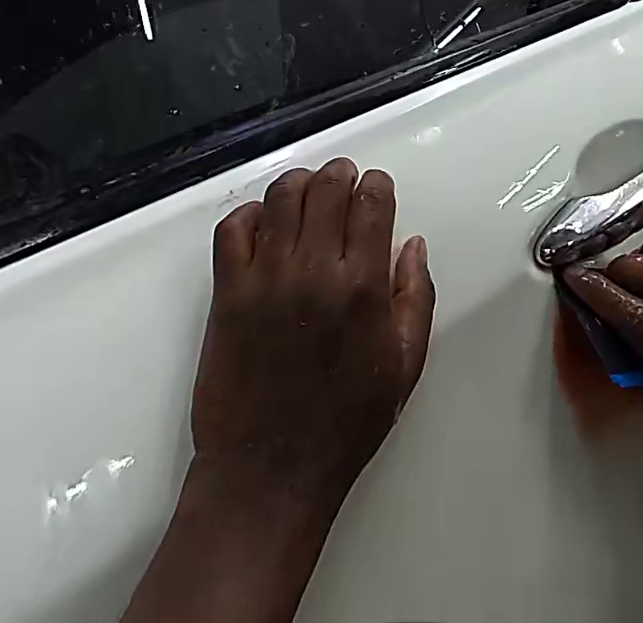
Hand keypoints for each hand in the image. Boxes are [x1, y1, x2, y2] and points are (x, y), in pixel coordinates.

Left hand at [191, 159, 436, 506]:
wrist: (270, 469)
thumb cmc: (345, 423)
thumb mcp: (404, 366)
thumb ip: (415, 297)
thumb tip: (412, 245)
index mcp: (361, 287)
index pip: (371, 204)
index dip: (377, 185)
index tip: (377, 186)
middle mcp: (312, 271)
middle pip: (325, 189)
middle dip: (340, 173)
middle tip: (344, 176)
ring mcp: (264, 278)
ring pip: (280, 198)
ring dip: (299, 182)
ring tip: (308, 188)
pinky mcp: (227, 292)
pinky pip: (232, 230)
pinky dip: (249, 214)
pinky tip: (265, 222)